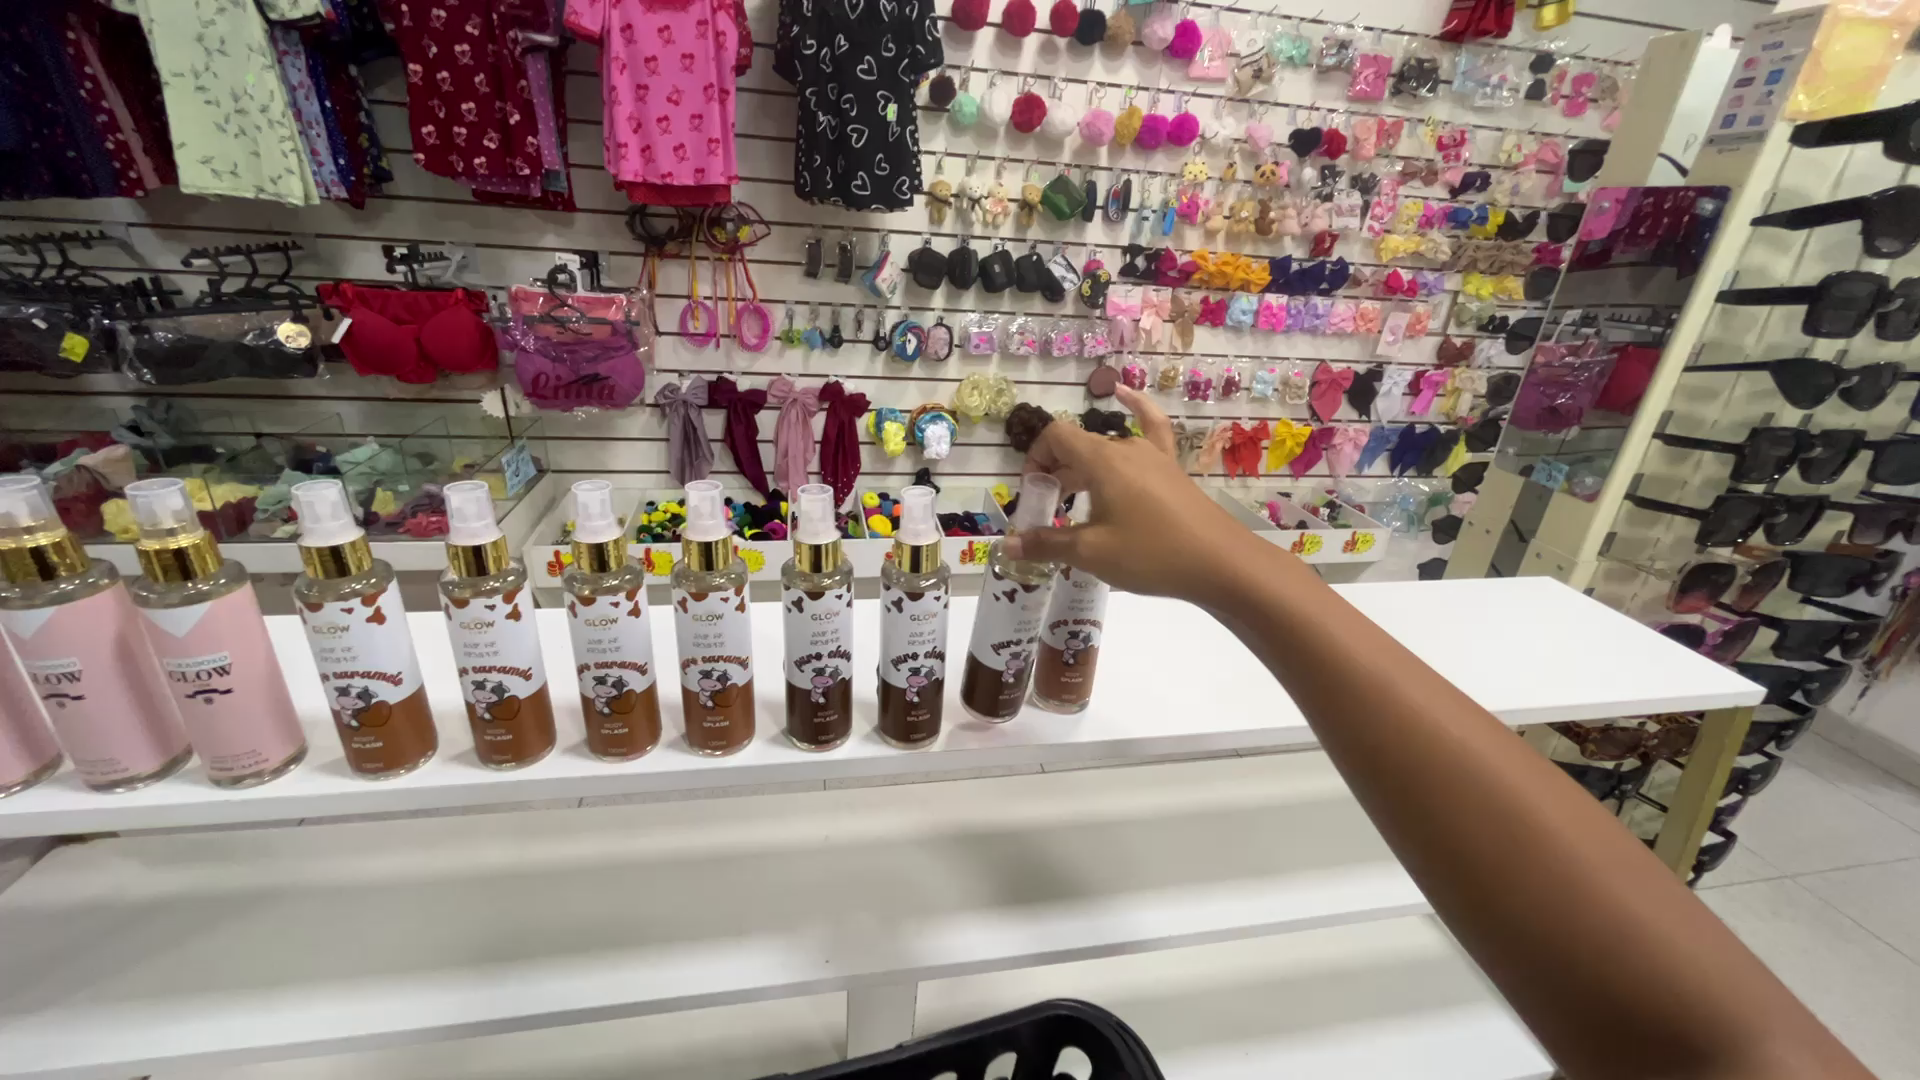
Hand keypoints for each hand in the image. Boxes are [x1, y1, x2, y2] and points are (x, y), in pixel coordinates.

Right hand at [1005, 386, 1276, 605]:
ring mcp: (1153, 455)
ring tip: (1073, 497)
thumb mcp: (1091, 553)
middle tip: (1050, 511)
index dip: (1035, 460)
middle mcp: (1126, 448)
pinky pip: (1150, 428)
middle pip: (1077, 444)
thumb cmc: (1151, 554)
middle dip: (1055, 473)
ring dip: (1082, 467)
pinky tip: (1125, 393)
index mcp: (1102, 460)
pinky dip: (1135, 408)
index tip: (1034, 495)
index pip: (1055, 437)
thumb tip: (1008, 545)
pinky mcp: (1171, 469)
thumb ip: (1047, 544)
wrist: (1221, 564)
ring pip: (1105, 448)